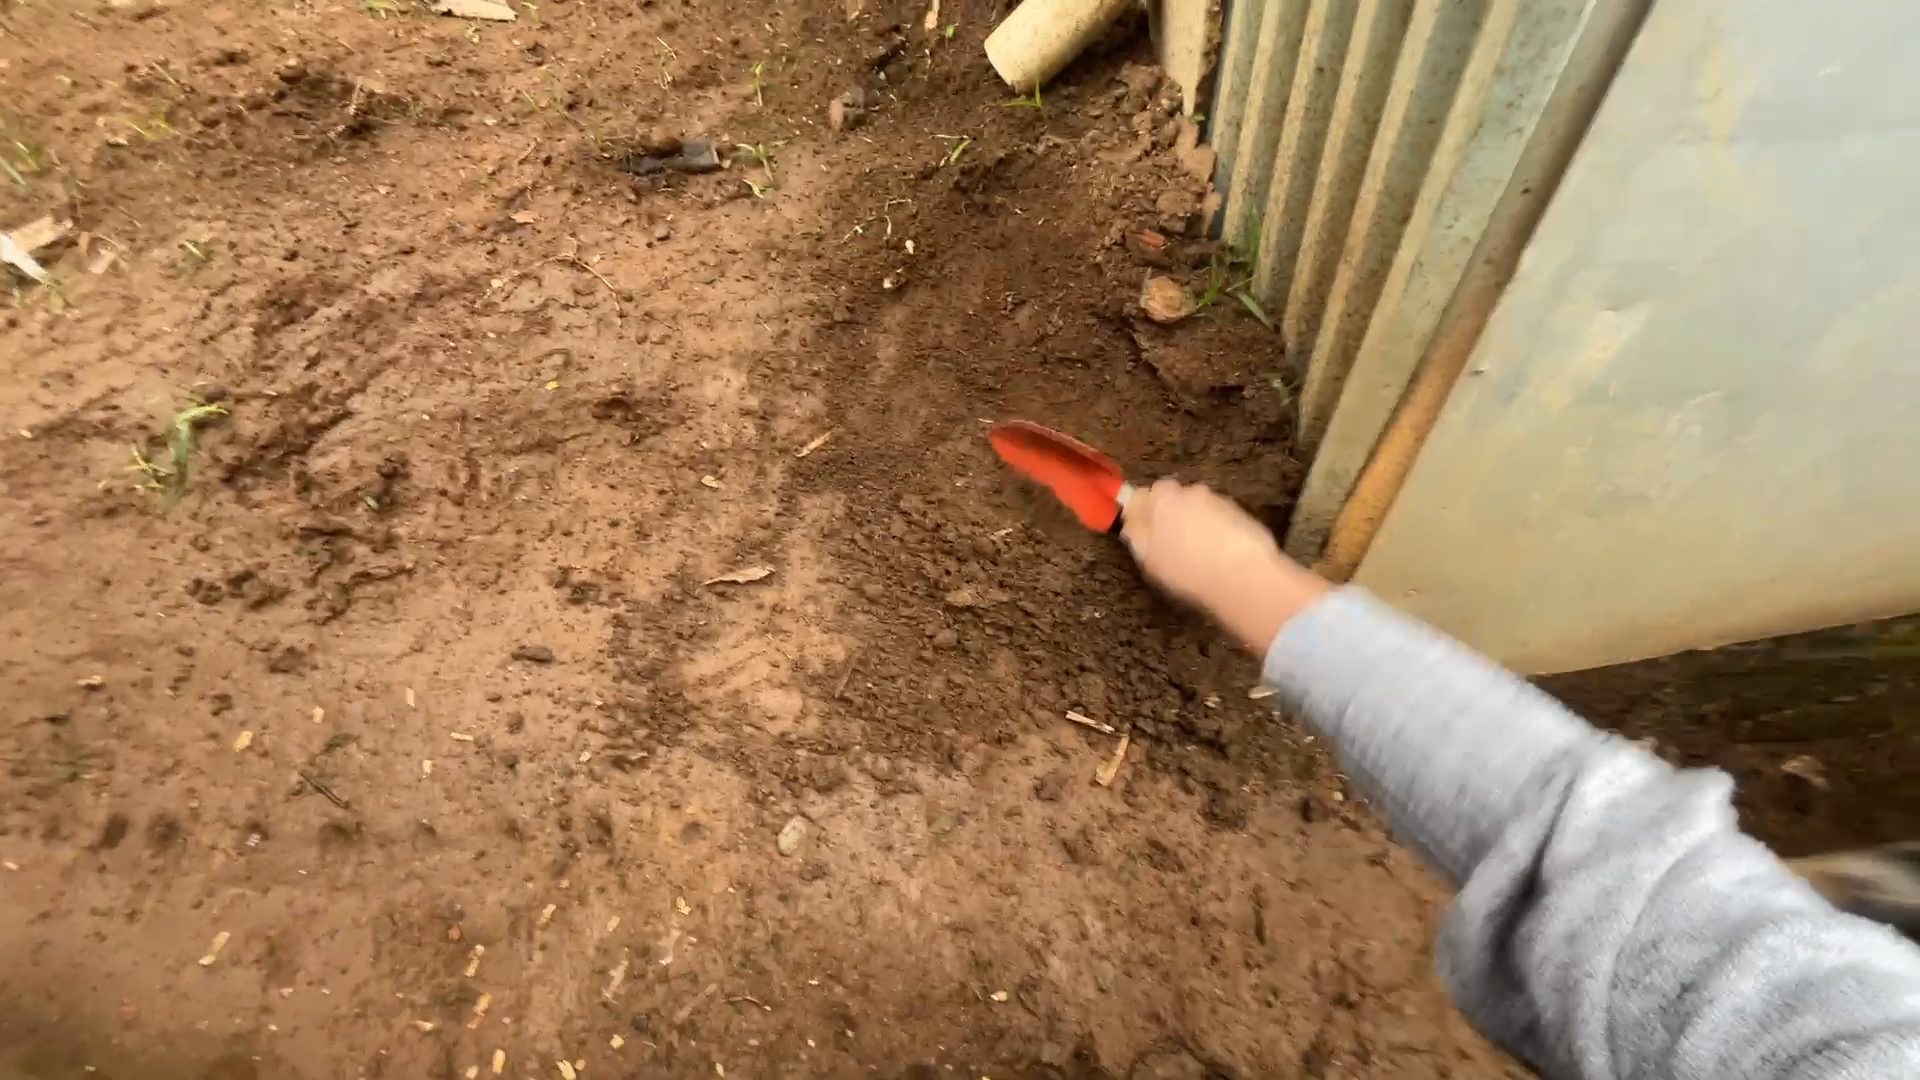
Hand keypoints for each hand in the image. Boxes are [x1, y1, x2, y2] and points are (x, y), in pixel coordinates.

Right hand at [1120, 479, 1328, 654]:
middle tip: (1170, 545)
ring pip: (1199, 509)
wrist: (1242, 576)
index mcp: (1162, 498)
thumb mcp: (1149, 559)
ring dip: (1196, 524)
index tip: (1144, 531)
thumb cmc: (1187, 568)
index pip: (1143, 496)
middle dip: (1171, 516)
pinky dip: (1217, 532)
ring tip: (1197, 554)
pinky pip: (1221, 519)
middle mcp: (1191, 492)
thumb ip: (1137, 536)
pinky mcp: (1242, 514)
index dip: (1143, 513)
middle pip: (1173, 499)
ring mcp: (1218, 501)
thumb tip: (1131, 524)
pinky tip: (1218, 555)